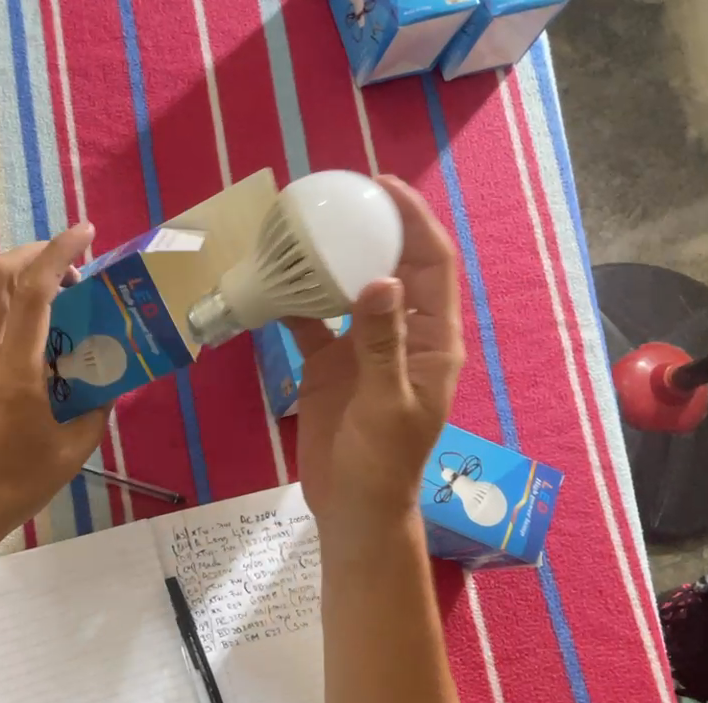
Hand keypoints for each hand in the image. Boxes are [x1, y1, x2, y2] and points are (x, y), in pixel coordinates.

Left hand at [0, 224, 108, 559]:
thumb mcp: (72, 451)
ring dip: (9, 273)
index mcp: (17, 369)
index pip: (35, 288)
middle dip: (35, 253)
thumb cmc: (17, 485)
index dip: (60, 250)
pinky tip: (11, 318)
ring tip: (41, 288)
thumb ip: (96, 408)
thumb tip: (112, 380)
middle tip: (69, 267)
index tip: (86, 232)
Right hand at [290, 176, 464, 565]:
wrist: (352, 508)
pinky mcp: (328, 369)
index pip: (431, 267)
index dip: (414, 223)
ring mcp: (361, 352)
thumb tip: (378, 281)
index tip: (383, 190)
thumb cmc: (381, 464)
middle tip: (339, 198)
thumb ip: (382, 344)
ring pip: (350, 292)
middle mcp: (400, 337)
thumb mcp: (386, 404)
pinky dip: (296, 305)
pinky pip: (313, 326)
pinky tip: (275, 285)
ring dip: (332, 263)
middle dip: (372, 231)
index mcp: (432, 342)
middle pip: (393, 268)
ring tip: (305, 230)